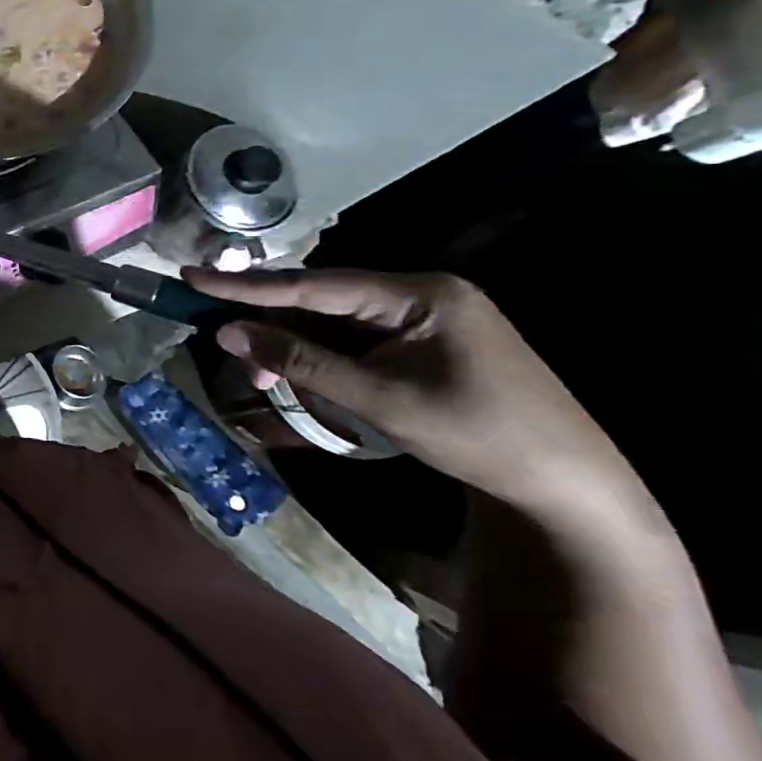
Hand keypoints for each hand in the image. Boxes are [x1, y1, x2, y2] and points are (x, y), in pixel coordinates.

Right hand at [183, 268, 641, 513]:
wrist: (567, 484)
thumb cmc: (479, 435)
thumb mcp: (381, 399)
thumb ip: (302, 362)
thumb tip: (229, 332)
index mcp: (417, 293)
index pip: (315, 283)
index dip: (249, 284)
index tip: (195, 276)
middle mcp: (417, 294)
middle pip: (322, 301)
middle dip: (273, 328)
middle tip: (231, 352)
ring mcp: (421, 319)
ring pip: (334, 325)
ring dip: (296, 351)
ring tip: (263, 379)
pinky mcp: (421, 345)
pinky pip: (355, 344)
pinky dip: (323, 362)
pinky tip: (306, 381)